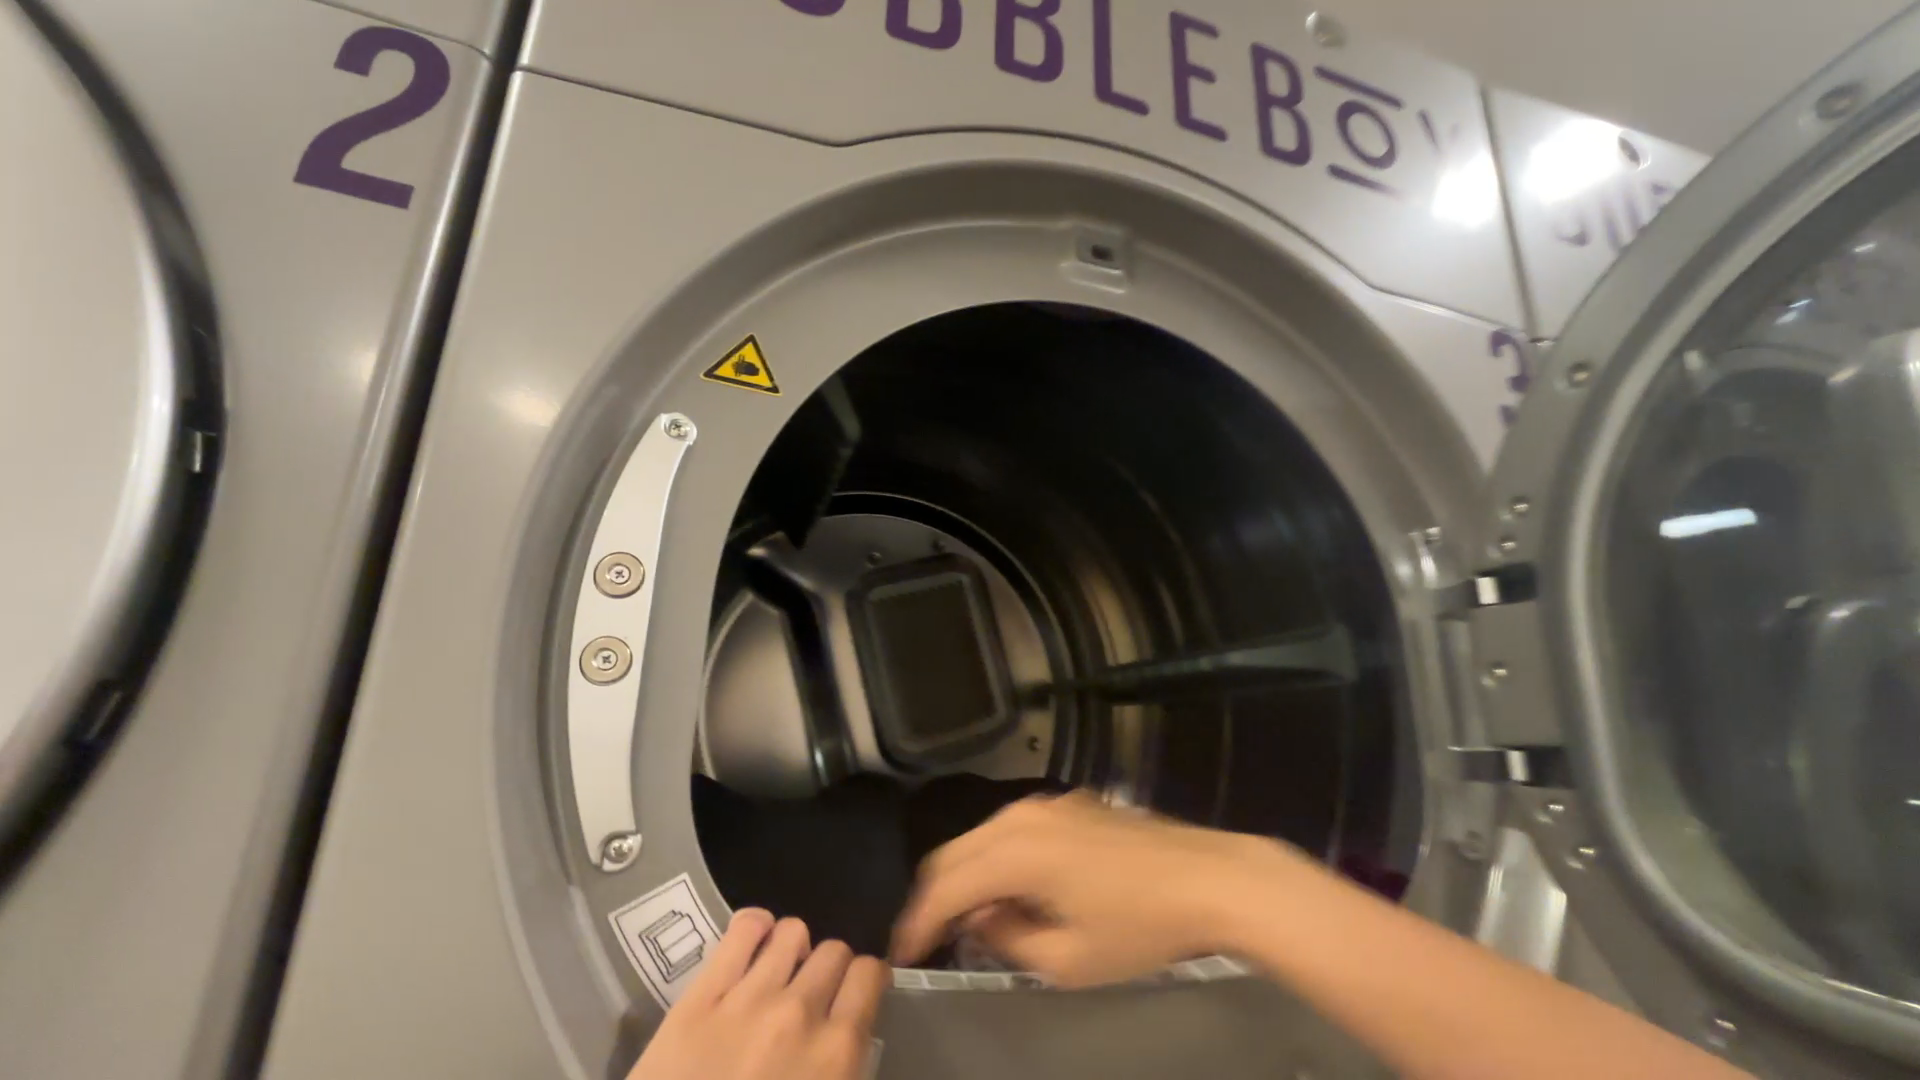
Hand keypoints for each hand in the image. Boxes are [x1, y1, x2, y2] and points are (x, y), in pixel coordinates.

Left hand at [627, 909, 888, 1079]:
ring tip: (778, 974)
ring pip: (793, 931)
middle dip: (829, 969)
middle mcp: (800, 1011)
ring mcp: (749, 998)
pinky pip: (743, 927)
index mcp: (837, 1051)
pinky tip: (750, 947)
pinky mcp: (701, 995)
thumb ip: (843, 1068)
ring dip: (793, 950)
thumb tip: (847, 1039)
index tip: (852, 995)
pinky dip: (755, 927)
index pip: (870, 974)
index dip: (864, 981)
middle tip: (811, 995)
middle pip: (834, 950)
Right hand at [890, 791, 1306, 986]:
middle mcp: (1022, 816)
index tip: (903, 954)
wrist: (1214, 879)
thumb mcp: (1070, 960)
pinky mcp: (1073, 804)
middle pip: (956, 852)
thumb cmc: (1142, 927)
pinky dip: (999, 858)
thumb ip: (1009, 939)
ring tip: (972, 920)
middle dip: (937, 896)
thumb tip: (980, 920)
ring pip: (984, 836)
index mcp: (1015, 851)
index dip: (919, 923)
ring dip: (969, 875)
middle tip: (929, 939)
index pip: (947, 887)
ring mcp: (1049, 803)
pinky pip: (1015, 829)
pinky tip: (1015, 889)